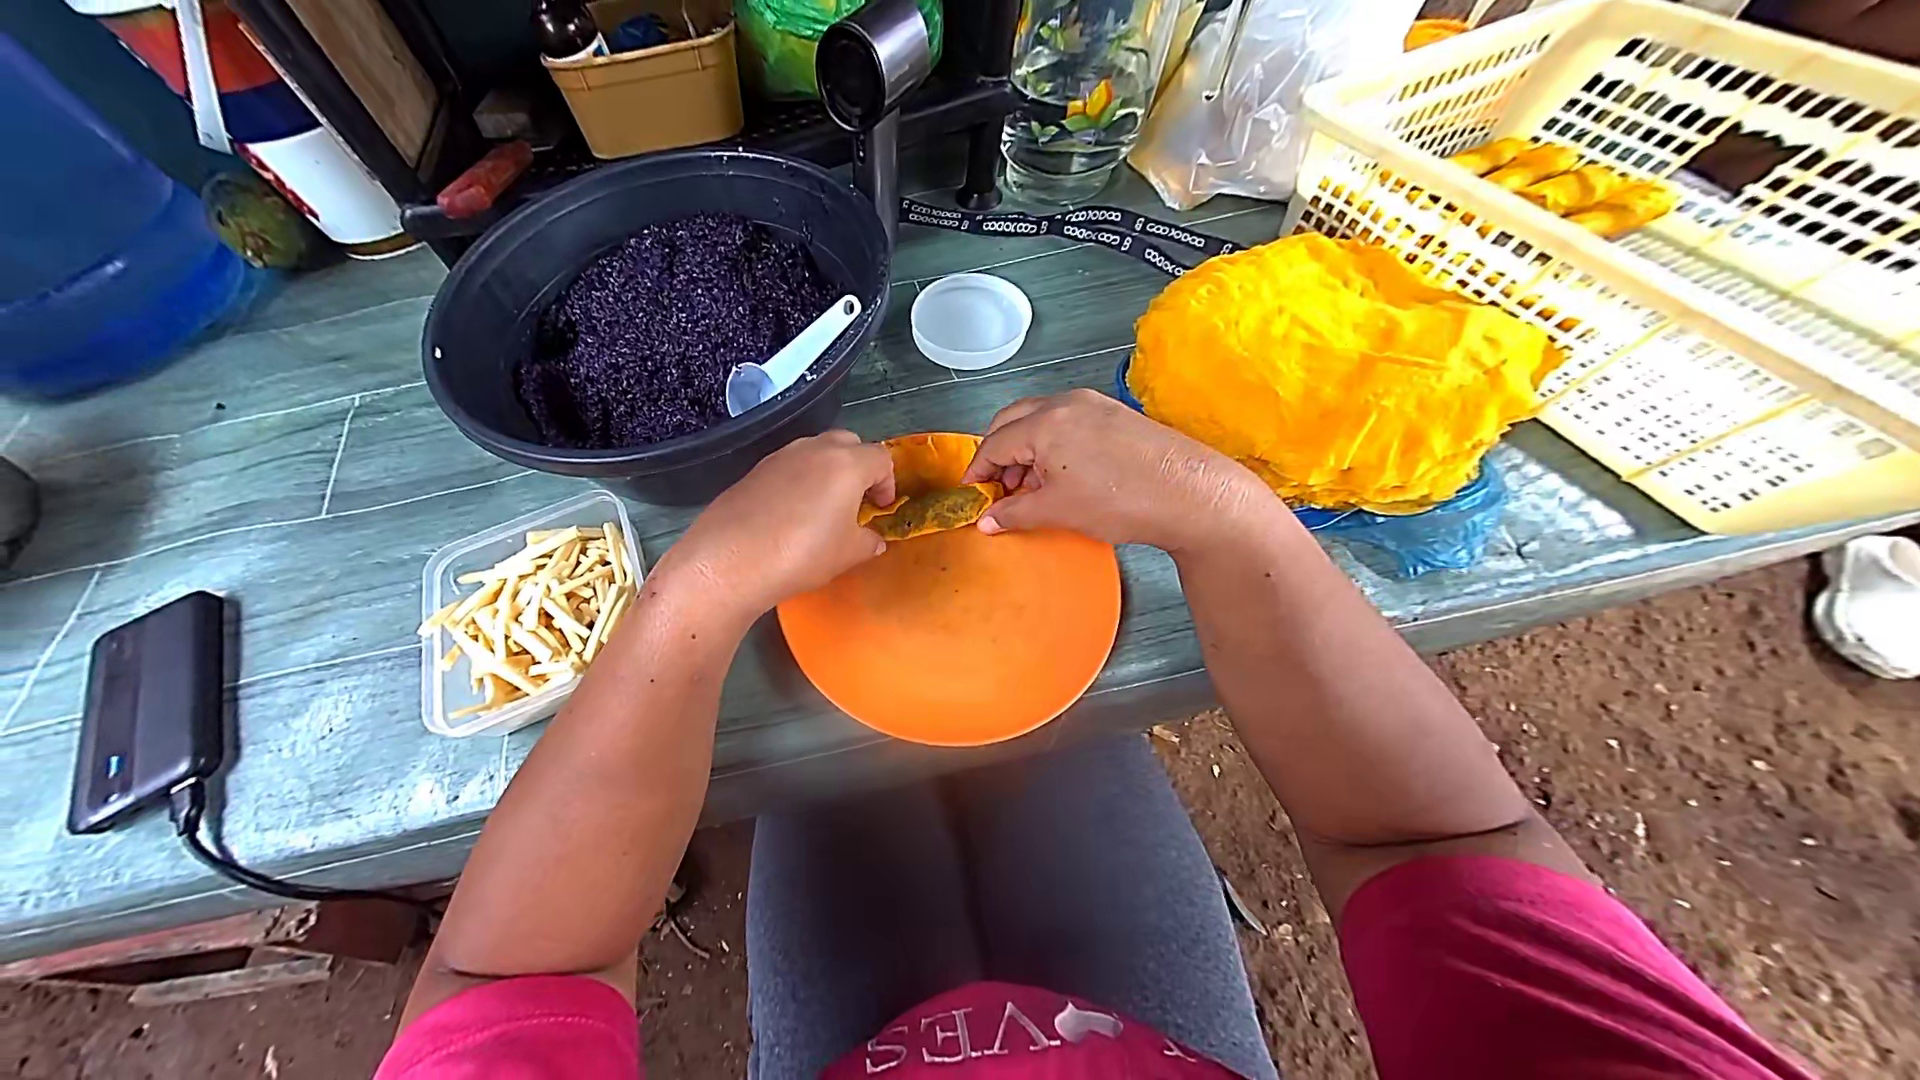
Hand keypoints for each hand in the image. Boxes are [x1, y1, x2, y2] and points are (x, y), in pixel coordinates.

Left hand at [656, 431, 894, 620]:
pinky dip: (800, 481)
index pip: (880, 458)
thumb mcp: (848, 554)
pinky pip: (788, 467)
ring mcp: (780, 457)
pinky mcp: (754, 470)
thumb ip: (868, 541)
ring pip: (815, 451)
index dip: (887, 483)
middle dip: (859, 466)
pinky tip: (792, 515)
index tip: (881, 507)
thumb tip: (872, 540)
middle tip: (858, 499)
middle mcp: (814, 450)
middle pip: (849, 443)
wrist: (730, 561)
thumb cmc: (801, 554)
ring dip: (828, 471)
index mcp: (846, 464)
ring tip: (824, 508)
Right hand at [960, 389, 1282, 552]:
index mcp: (1045, 422)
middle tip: (998, 490)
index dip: (977, 472)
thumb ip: (1014, 513)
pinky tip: (1061, 477)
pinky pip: (1067, 423)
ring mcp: (1093, 405)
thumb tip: (988, 521)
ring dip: (1025, 451)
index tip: (973, 493)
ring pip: (1040, 421)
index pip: (993, 443)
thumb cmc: (1125, 500)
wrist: (1191, 494)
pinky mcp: (1114, 415)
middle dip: (998, 456)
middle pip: (1012, 423)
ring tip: (1030, 489)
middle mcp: (1066, 403)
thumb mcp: (1058, 510)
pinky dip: (1052, 446)